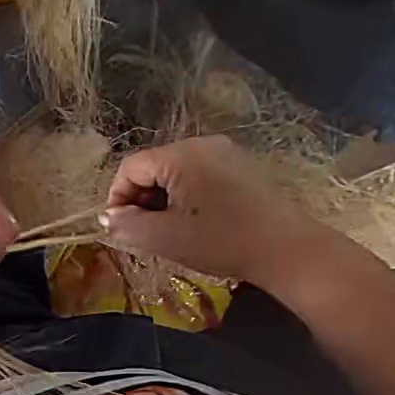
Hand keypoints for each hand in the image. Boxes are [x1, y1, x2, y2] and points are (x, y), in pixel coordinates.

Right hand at [100, 136, 334, 285]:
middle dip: (140, 199)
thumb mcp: (164, 237)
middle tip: (143, 232)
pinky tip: (193, 223)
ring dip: (162, 200)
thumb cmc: (220, 241)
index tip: (120, 228)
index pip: (130, 167)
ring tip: (167, 230)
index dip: (117, 197)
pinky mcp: (240, 168)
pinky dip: (185, 197)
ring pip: (174, 172)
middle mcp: (201, 145)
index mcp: (179, 155)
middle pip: (152, 167)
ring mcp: (224, 154)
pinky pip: (197, 175)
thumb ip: (127, 225)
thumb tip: (107, 217)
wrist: (287, 250)